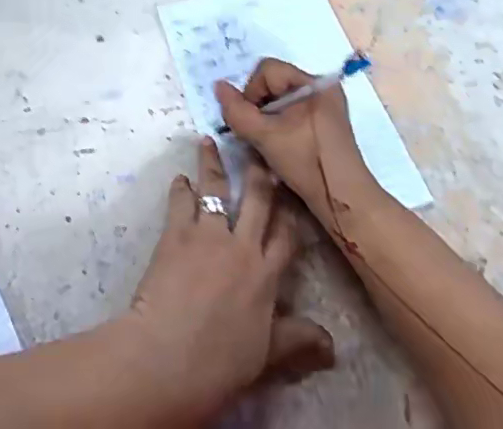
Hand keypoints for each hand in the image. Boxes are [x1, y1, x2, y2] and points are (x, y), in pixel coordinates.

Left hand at [113, 139, 333, 421]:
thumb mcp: (266, 355)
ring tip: (208, 141)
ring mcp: (209, 236)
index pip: (285, 236)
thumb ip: (297, 340)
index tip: (292, 190)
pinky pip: (182, 202)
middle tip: (260, 150)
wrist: (170, 356)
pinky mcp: (177, 233)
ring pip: (215, 190)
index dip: (290, 213)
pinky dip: (181, 188)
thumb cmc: (221, 362)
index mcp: (266, 276)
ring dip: (212, 164)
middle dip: (260, 174)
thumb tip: (333, 345)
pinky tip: (180, 178)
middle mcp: (242, 247)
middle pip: (256, 201)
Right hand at [215, 59, 370, 225]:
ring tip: (269, 141)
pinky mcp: (328, 121)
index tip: (251, 122)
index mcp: (314, 82)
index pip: (267, 70)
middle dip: (259, 106)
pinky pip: (295, 110)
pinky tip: (282, 145)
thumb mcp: (264, 137)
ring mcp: (328, 104)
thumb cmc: (306, 163)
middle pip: (274, 82)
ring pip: (283, 98)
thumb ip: (236, 111)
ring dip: (269, 117)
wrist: (344, 200)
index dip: (251, 93)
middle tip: (258, 133)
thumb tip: (218, 86)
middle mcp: (324, 86)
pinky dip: (282, 123)